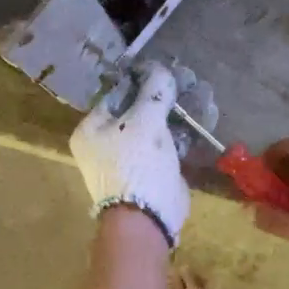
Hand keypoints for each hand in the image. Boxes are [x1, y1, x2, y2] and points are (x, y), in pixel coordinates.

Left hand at [69, 62, 190, 246]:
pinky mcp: (149, 173)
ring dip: (173, 116)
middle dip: (160, 99)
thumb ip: (154, 92)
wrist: (147, 219)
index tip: (163, 72)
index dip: (139, 82)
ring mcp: (127, 161)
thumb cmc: (136, 165)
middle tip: (184, 82)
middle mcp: (103, 145)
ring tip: (198, 97)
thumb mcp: (145, 121)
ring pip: (152, 129)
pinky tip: (198, 120)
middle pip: (134, 112)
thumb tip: (161, 69)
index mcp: (90, 131)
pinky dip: (178, 135)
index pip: (114, 96)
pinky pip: (164, 147)